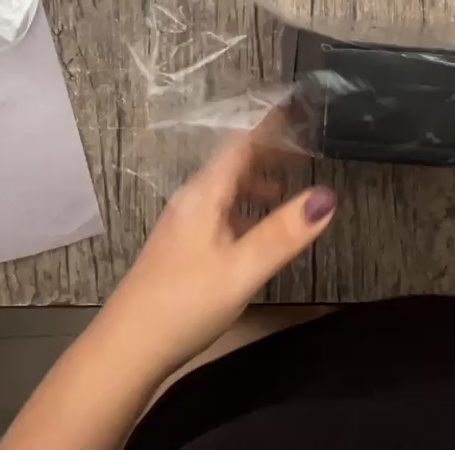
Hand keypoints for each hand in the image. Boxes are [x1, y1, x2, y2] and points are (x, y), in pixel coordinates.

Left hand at [94, 133, 335, 375]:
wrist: (127, 345)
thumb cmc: (185, 302)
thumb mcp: (242, 269)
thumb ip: (283, 233)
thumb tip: (326, 196)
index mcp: (205, 194)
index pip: (240, 145)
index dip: (267, 126)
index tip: (293, 108)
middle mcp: (191, 199)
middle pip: (231, 162)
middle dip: (265, 152)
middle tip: (301, 148)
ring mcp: (183, 222)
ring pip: (224, 187)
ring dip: (254, 180)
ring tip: (285, 187)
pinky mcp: (180, 245)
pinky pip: (218, 209)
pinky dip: (241, 206)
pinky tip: (252, 228)